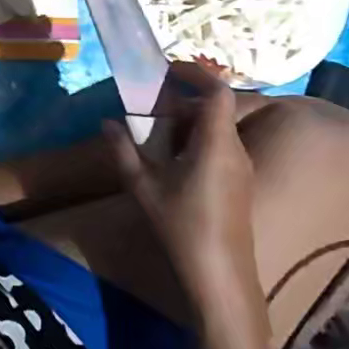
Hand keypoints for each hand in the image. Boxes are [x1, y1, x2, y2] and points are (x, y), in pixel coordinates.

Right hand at [103, 62, 258, 299]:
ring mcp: (241, 167)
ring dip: (189, 122)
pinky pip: (221, 146)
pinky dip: (197, 140)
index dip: (197, 74)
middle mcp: (236, 149)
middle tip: (151, 107)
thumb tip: (108, 123)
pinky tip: (172, 161)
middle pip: (216, 108)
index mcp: (216, 144)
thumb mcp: (144, 188)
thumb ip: (124, 151)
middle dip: (184, 100)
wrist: (221, 277)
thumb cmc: (183, 228)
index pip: (218, 92)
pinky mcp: (239, 183)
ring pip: (218, 128)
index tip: (169, 71)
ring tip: (156, 134)